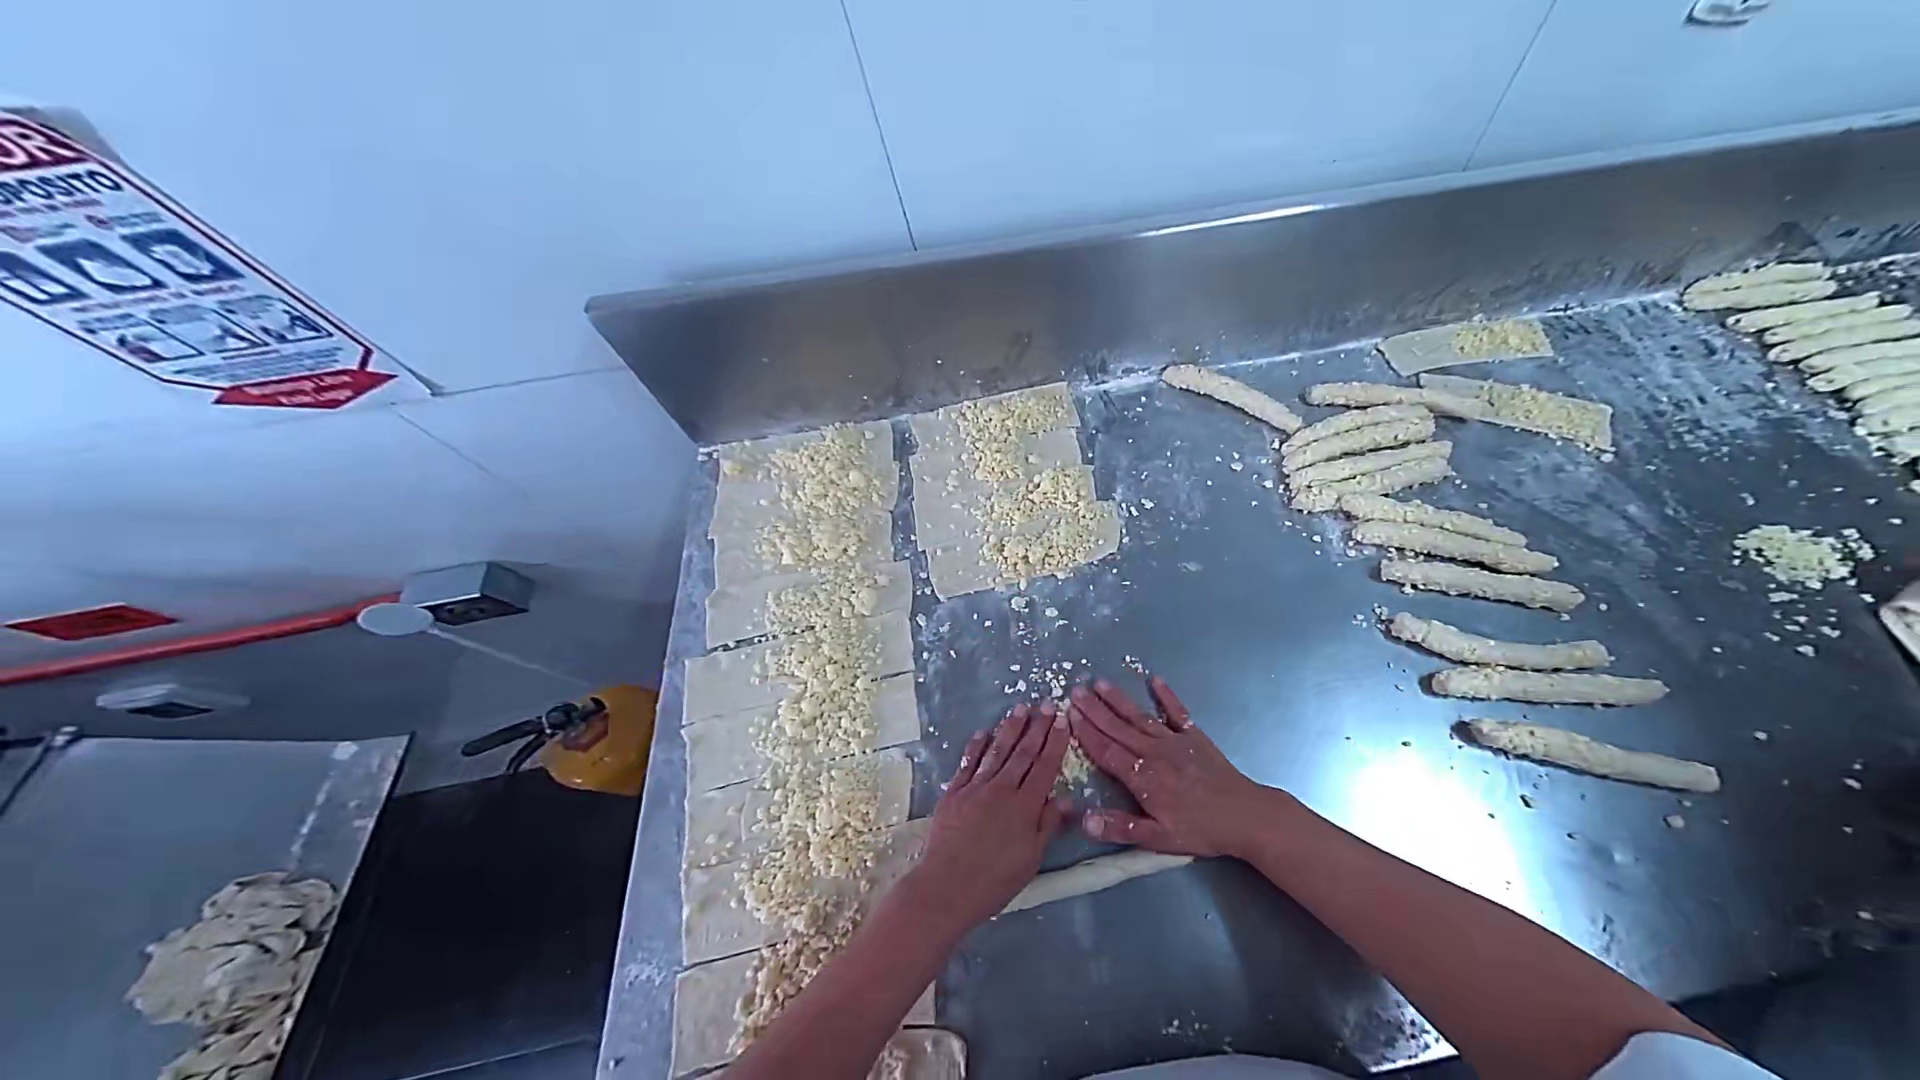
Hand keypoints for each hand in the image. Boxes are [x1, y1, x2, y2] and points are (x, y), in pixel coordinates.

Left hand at [905, 702, 1072, 930]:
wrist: (947, 885)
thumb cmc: (995, 879)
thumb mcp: (1031, 858)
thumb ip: (1048, 825)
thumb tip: (1066, 798)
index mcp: (1025, 806)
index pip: (1045, 766)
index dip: (1055, 742)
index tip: (1062, 721)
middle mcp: (1002, 789)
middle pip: (1023, 753)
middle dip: (1036, 727)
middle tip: (1046, 705)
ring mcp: (975, 787)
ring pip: (997, 751)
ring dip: (1009, 729)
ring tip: (1020, 708)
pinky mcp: (954, 792)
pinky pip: (968, 762)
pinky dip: (977, 746)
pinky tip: (984, 732)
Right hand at [1068, 675, 1277, 858]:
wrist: (1247, 817)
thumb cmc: (1201, 830)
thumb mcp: (1159, 838)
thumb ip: (1121, 827)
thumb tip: (1084, 820)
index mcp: (1142, 776)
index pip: (1106, 750)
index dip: (1086, 732)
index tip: (1068, 714)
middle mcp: (1153, 752)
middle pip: (1117, 728)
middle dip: (1094, 709)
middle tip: (1074, 690)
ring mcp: (1174, 740)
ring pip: (1139, 716)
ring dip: (1118, 699)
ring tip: (1099, 682)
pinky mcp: (1195, 736)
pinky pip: (1177, 712)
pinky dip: (1166, 696)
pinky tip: (1154, 680)